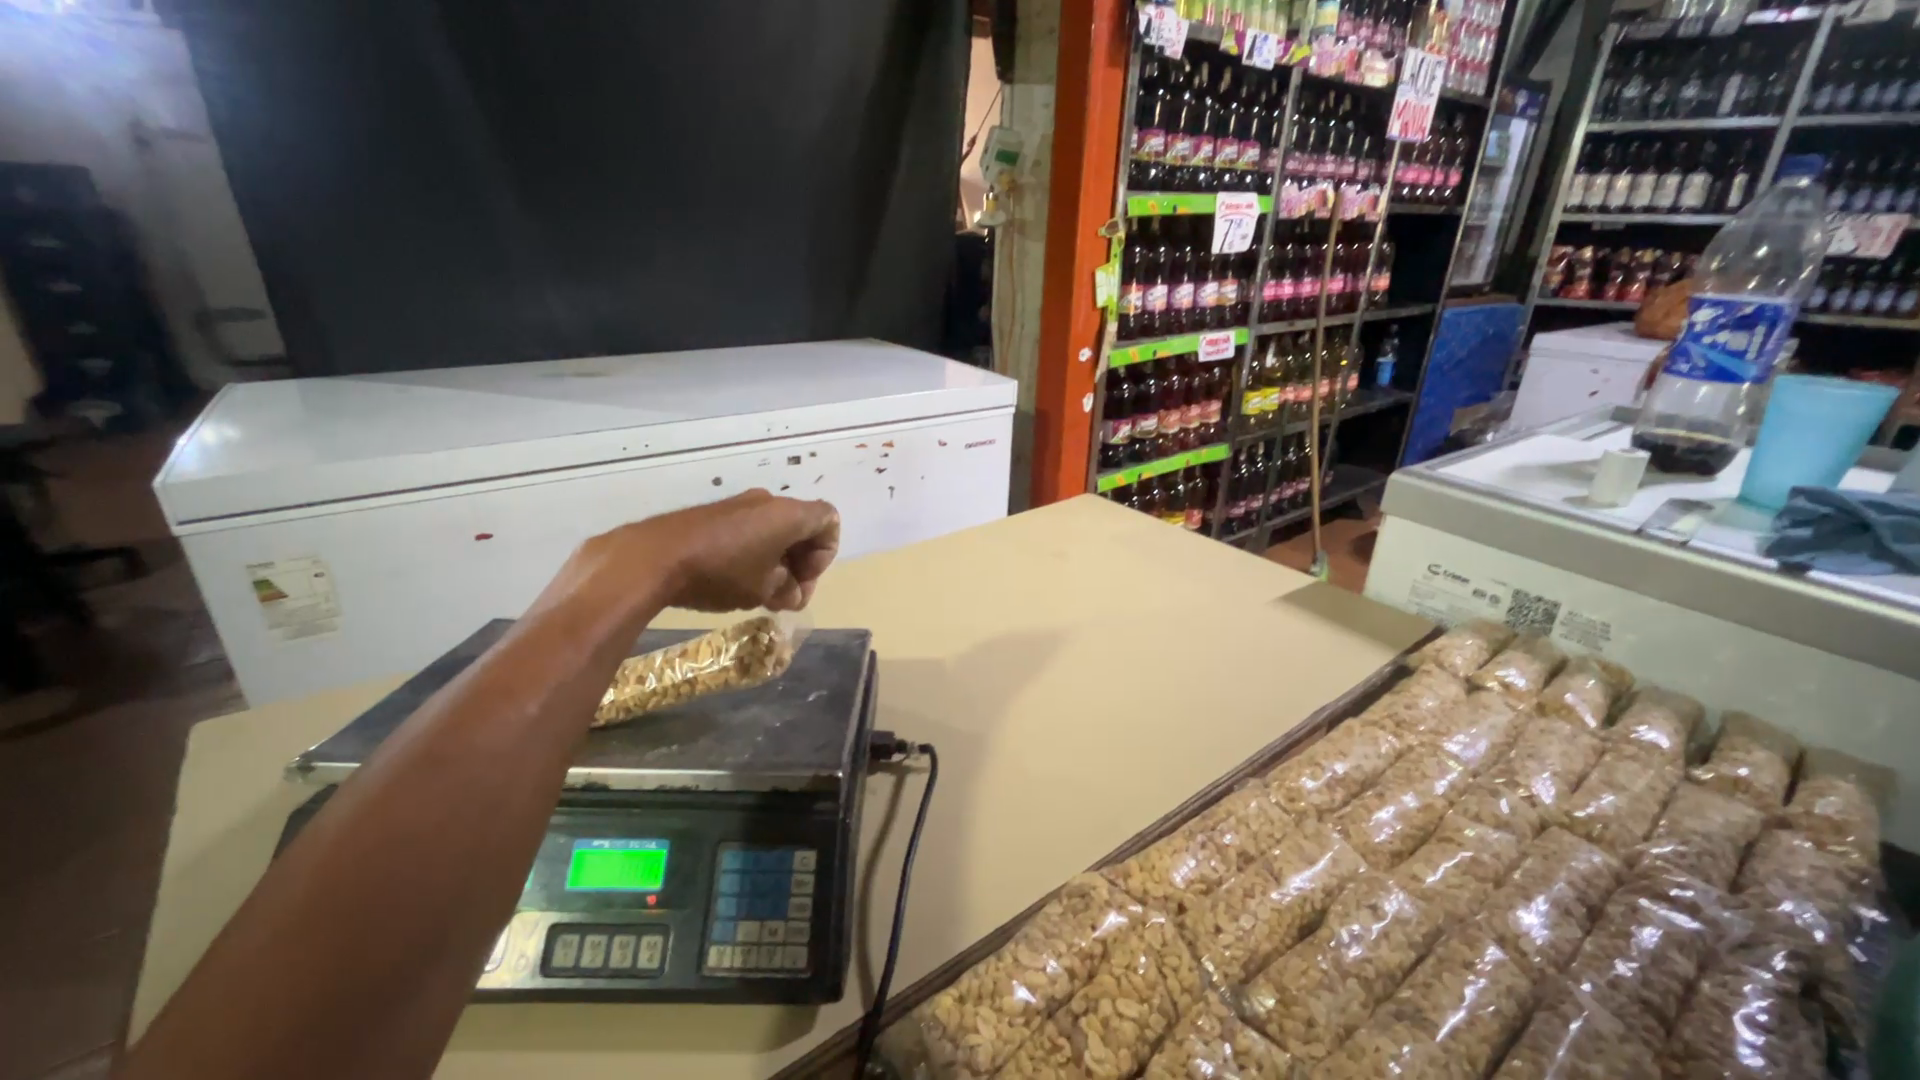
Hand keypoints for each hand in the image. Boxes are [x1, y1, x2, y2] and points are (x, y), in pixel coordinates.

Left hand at [568, 491, 839, 614]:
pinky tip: (733, 581)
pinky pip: (748, 531)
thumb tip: (790, 592)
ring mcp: (738, 505)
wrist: (654, 557)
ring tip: (758, 593)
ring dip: (776, 562)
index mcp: (789, 515)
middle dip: (800, 564)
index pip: (829, 522)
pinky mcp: (713, 514)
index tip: (801, 582)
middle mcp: (768, 502)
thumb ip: (789, 590)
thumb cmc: (721, 573)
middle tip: (784, 597)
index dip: (824, 556)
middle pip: (802, 528)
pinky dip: (752, 554)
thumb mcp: (765, 590)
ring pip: (773, 531)